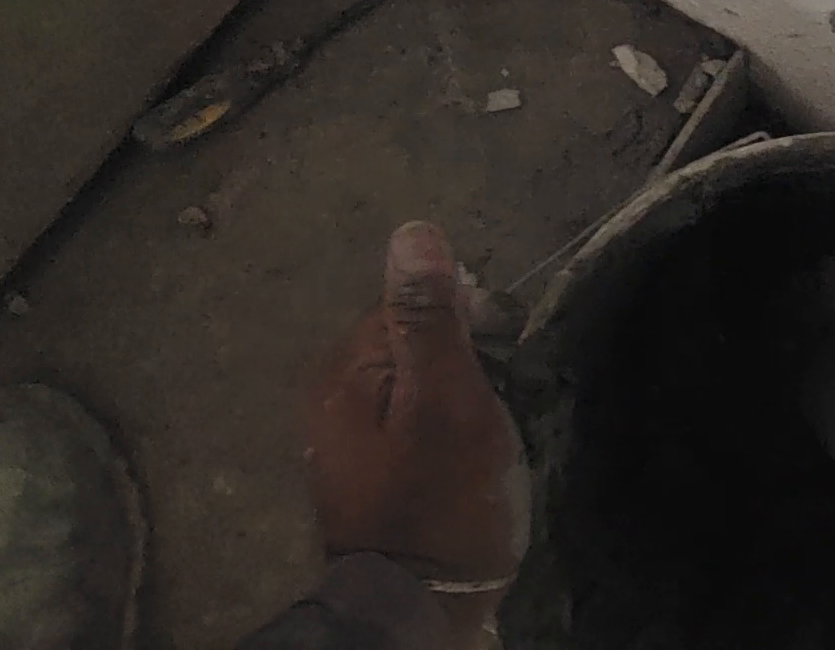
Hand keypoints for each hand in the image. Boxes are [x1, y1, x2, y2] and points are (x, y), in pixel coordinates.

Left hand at [305, 222, 528, 644]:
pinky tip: (467, 438)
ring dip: (461, 380)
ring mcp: (349, 428)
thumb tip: (413, 231)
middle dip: (465, 349)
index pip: (413, 303)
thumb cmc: (442, 496)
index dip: (467, 318)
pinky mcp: (370, 456)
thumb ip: (430, 318)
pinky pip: (414, 402)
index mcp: (346, 369)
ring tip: (488, 417)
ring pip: (419, 368)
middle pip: (414, 333)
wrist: (422, 603)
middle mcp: (334, 391)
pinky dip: (447, 408)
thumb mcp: (447, 399)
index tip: (501, 352)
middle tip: (498, 391)